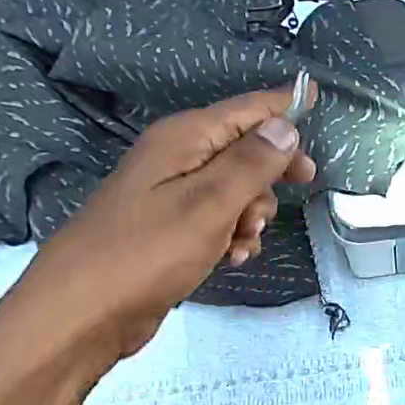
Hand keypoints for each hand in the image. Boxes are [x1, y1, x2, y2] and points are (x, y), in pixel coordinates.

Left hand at [5, 84, 316, 362]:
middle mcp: (179, 159)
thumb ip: (252, 163)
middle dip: (272, 174)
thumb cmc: (148, 251)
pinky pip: (222, 220)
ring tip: (242, 240)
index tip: (317, 93)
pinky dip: (234, 236)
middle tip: (303, 185)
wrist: (87, 310)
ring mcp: (175, 195)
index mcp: (184, 140)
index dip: (283, 104)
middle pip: (246, 150)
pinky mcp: (175, 228)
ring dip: (253, 215)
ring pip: (239, 191)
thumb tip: (285, 125)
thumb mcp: (209, 204)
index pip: (245, 109)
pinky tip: (231, 256)